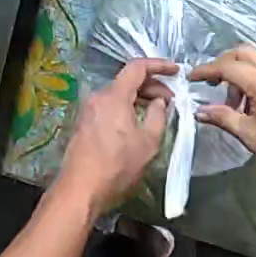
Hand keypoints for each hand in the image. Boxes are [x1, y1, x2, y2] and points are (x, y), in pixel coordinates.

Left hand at [55, 58, 178, 215]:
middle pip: (127, 80)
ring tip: (156, 111)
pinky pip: (109, 106)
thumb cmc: (117, 167)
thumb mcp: (148, 142)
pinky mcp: (83, 123)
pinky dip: (126, 107)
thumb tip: (159, 101)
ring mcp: (88, 110)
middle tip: (170, 99)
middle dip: (151, 85)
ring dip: (139, 97)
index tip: (176, 71)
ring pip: (118, 94)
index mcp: (114, 96)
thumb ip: (158, 115)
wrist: (80, 191)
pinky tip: (137, 122)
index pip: (137, 67)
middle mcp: (98, 97)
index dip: (159, 65)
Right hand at [190, 46, 255, 186]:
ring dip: (240, 73)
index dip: (206, 70)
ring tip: (236, 105)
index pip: (227, 66)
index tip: (191, 78)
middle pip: (243, 53)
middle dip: (224, 64)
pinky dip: (254, 78)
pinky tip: (253, 105)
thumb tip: (199, 111)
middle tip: (213, 85)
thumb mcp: (250, 135)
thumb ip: (223, 118)